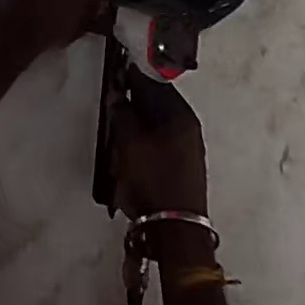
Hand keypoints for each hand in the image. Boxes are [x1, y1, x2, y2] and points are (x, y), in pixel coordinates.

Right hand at [109, 66, 208, 218]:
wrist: (174, 231)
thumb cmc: (153, 180)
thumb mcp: (131, 144)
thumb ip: (123, 115)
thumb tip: (118, 95)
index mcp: (181, 115)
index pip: (155, 84)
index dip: (134, 78)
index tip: (117, 72)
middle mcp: (189, 128)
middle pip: (156, 107)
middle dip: (134, 109)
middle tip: (115, 113)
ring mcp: (188, 150)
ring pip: (156, 129)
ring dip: (137, 132)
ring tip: (120, 147)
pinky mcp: (183, 169)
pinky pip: (159, 148)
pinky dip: (144, 149)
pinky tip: (130, 163)